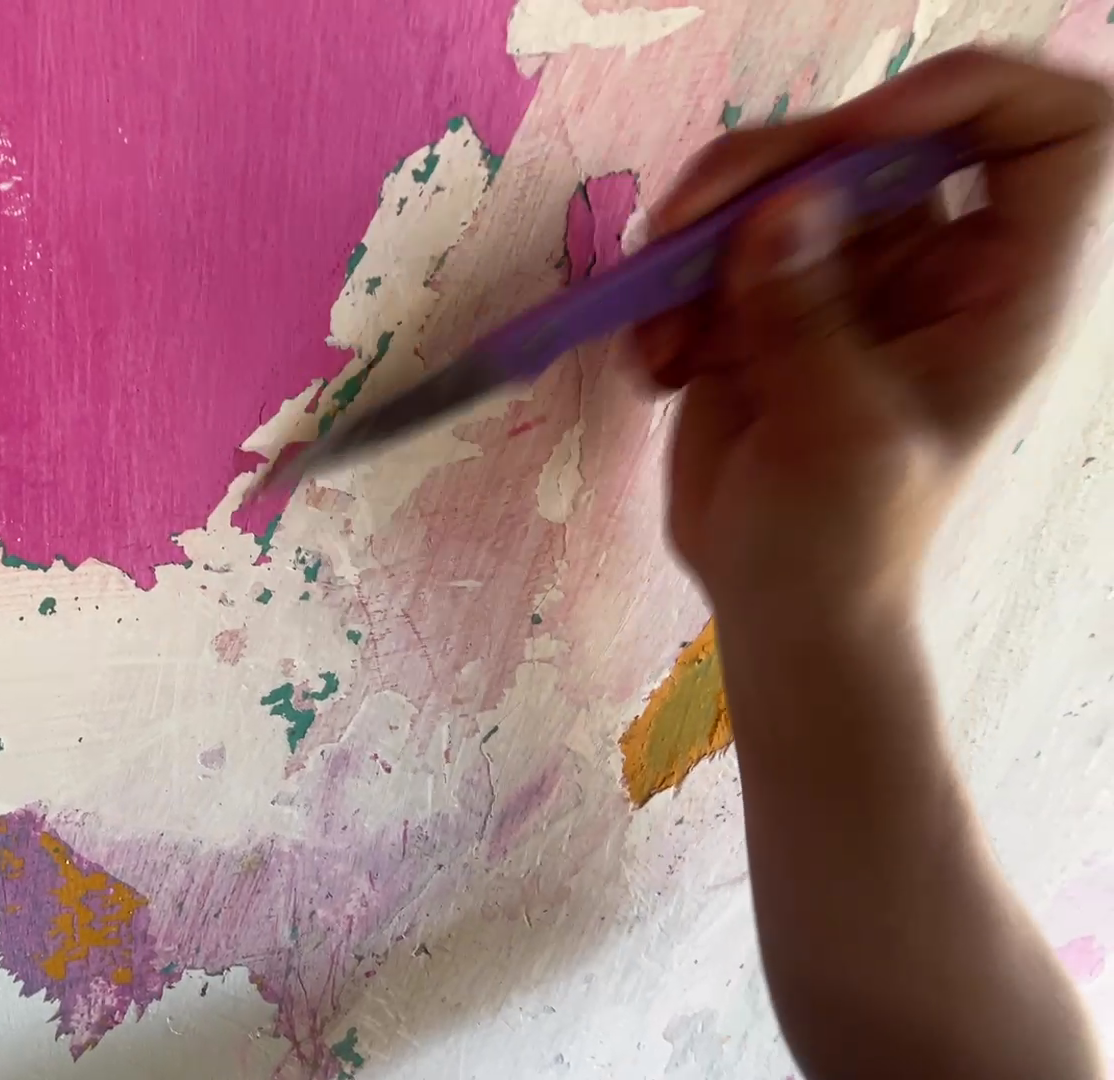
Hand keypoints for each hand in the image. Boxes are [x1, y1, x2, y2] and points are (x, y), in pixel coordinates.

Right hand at [636, 47, 1111, 620]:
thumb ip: (808, 320)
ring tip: (658, 347)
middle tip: (674, 229)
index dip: (961, 98)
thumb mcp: (838, 432)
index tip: (853, 131)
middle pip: (851, 154)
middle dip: (754, 178)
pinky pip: (690, 280)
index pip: (1041, 132)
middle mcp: (909, 272)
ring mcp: (816, 296)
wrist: (774, 592)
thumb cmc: (845, 534)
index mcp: (992, 286)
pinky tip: (656, 375)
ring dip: (681, 264)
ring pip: (750, 212)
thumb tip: (779, 206)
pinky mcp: (740, 326)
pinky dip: (655, 316)